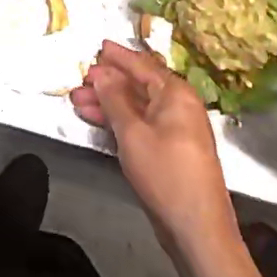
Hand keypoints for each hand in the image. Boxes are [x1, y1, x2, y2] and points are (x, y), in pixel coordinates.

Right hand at [71, 41, 238, 245]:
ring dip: (109, 103)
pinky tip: (98, 121)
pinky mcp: (171, 151)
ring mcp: (176, 129)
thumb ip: (114, 98)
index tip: (99, 46)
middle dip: (108, 82)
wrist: (198, 230)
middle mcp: (179, 105)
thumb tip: (102, 72)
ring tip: (78, 101)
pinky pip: (142, 123)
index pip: (142, 65)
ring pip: (138, 106)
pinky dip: (120, 120)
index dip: (118, 56)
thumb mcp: (133, 133)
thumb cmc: (165, 174)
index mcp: (176, 93)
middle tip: (81, 79)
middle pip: (139, 85)